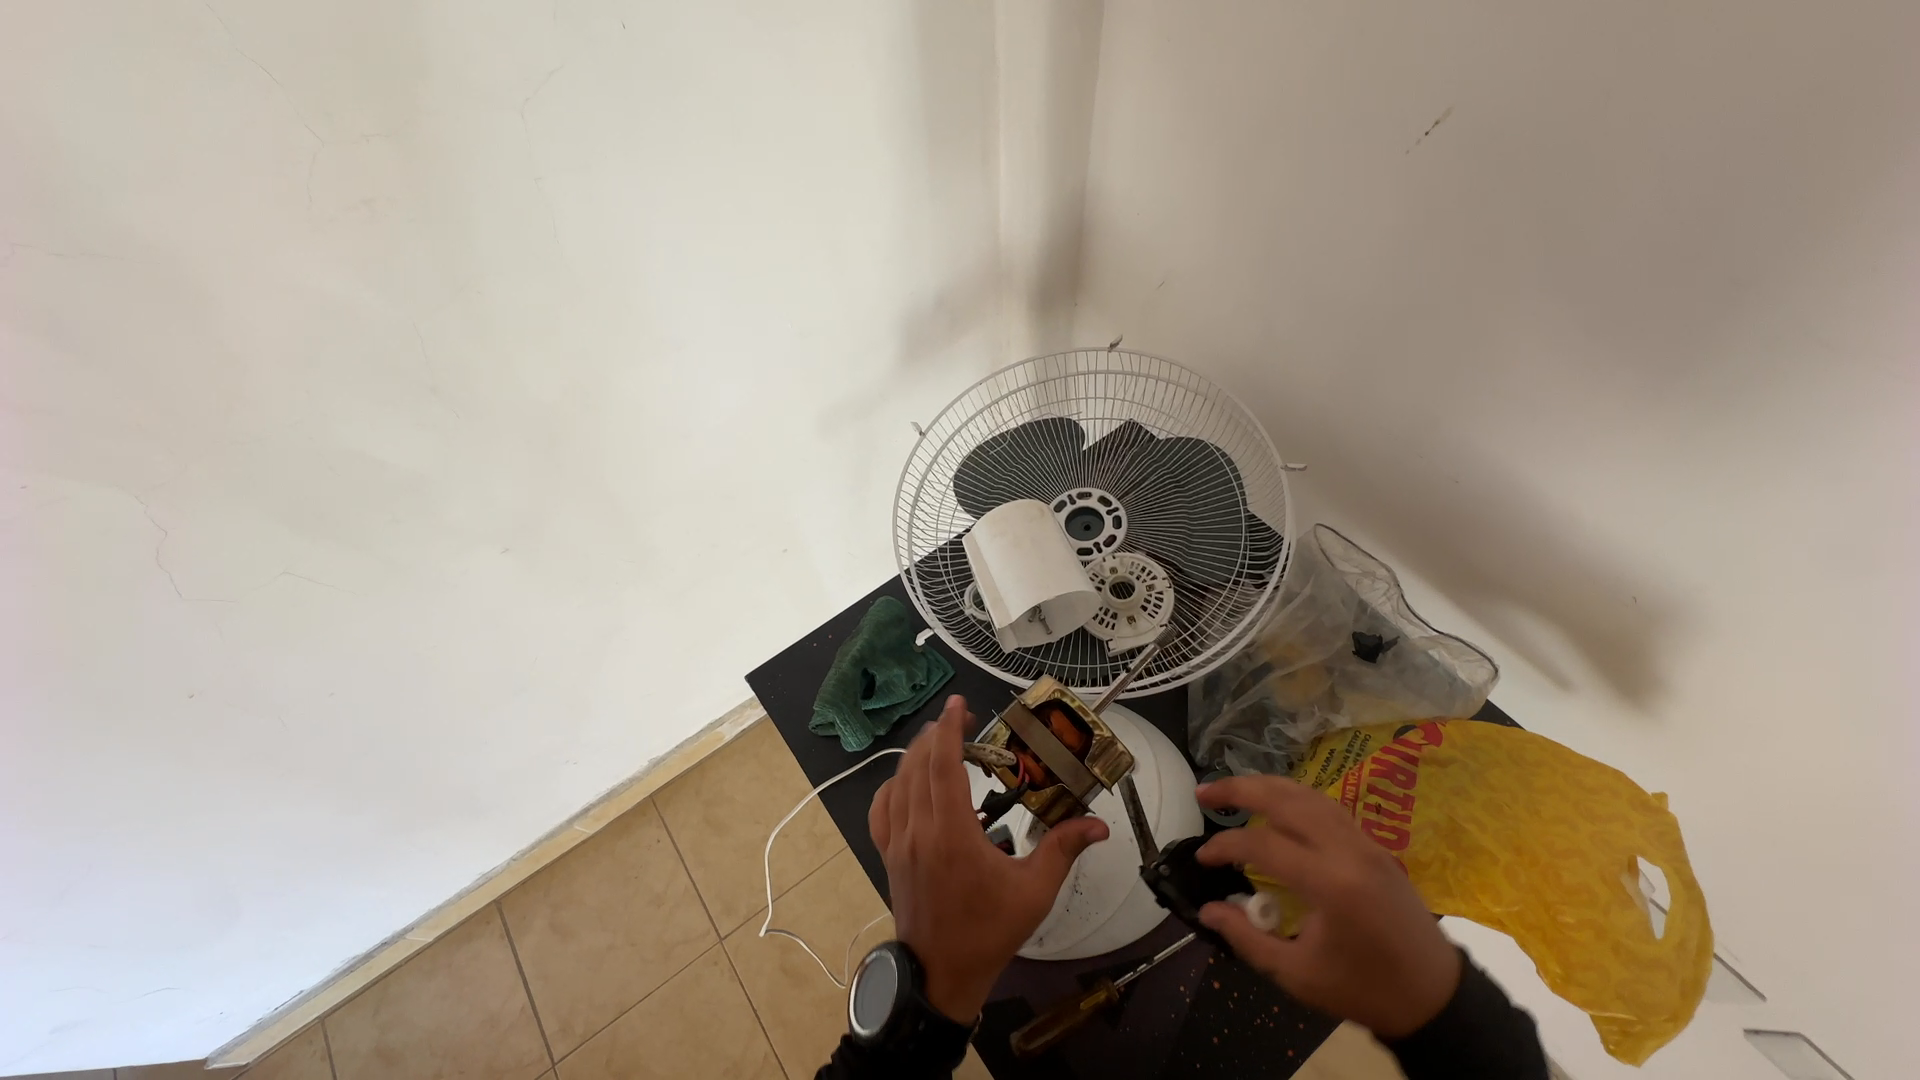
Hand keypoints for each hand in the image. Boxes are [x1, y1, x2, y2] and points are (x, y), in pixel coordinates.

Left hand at [869, 695, 1108, 1022]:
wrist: (941, 975)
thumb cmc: (989, 932)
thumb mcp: (1033, 892)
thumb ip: (1063, 849)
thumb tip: (1099, 825)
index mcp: (951, 834)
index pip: (944, 766)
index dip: (950, 730)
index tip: (959, 704)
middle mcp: (918, 831)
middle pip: (918, 765)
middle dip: (937, 734)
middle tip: (961, 719)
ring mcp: (896, 842)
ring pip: (898, 782)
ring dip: (917, 755)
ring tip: (940, 740)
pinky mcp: (887, 854)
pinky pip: (882, 808)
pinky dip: (894, 784)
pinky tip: (909, 781)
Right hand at [1195, 775, 1460, 1038]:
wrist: (1436, 997)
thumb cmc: (1363, 989)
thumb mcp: (1297, 974)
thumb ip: (1246, 938)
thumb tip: (1207, 909)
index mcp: (1329, 883)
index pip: (1262, 843)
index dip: (1224, 845)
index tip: (1201, 857)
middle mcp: (1347, 851)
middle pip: (1285, 799)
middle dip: (1238, 789)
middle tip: (1203, 793)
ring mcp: (1365, 843)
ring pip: (1308, 794)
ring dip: (1266, 786)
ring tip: (1233, 789)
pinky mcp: (1374, 845)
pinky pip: (1328, 806)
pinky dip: (1294, 796)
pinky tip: (1276, 804)